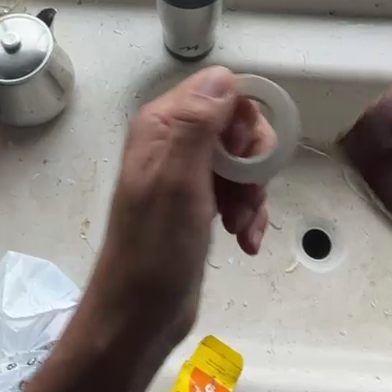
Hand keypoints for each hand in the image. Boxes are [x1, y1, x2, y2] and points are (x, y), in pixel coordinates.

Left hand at [88, 66, 274, 348]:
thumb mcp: (178, 181)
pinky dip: (248, 213)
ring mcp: (184, 172)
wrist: (139, 316)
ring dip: (252, 192)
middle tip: (248, 194)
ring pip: (241, 159)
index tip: (247, 156)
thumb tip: (224, 75)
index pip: (219, 89)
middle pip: (235, 123)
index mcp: (161, 124)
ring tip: (243, 226)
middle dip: (252, 160)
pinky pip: (236, 190)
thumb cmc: (155, 250)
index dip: (243, 119)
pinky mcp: (196, 201)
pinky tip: (246, 241)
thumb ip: (197, 124)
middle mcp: (171, 140)